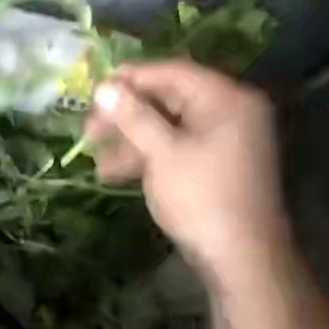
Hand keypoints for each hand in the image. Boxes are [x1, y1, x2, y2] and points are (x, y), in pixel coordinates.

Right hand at [84, 61, 290, 275]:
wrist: (240, 256)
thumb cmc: (201, 197)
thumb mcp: (161, 153)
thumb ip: (133, 116)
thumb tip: (103, 87)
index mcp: (225, 99)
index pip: (172, 72)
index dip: (129, 78)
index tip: (92, 92)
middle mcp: (229, 111)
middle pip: (168, 99)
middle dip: (125, 114)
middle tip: (88, 130)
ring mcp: (224, 140)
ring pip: (167, 126)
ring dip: (129, 139)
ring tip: (94, 157)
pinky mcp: (215, 165)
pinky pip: (176, 148)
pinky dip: (146, 156)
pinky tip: (114, 173)